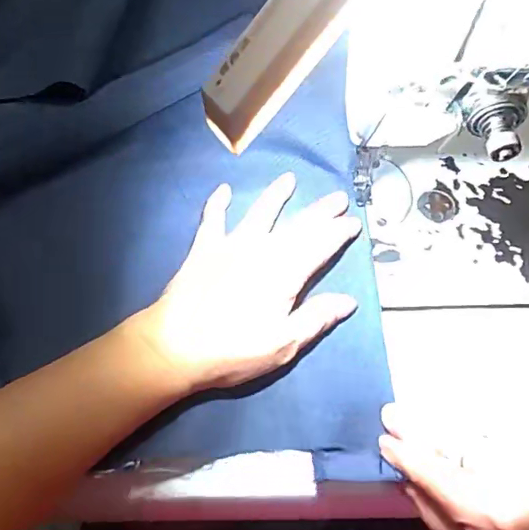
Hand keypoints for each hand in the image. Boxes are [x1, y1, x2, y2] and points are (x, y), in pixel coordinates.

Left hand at [127, 173, 362, 392]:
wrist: (174, 345)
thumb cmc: (232, 350)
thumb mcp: (282, 344)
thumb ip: (315, 319)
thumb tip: (347, 301)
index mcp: (284, 274)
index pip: (320, 246)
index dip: (338, 233)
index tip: (353, 222)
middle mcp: (260, 251)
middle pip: (297, 226)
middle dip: (320, 212)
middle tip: (337, 198)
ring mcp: (230, 246)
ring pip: (259, 213)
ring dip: (276, 196)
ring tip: (288, 179)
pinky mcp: (203, 249)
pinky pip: (212, 219)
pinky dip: (218, 203)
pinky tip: (223, 190)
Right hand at [380, 405, 528, 529]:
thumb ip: (432, 512)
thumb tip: (403, 473)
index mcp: (494, 515)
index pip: (435, 468)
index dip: (405, 451)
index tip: (385, 438)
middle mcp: (521, 477)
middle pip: (455, 436)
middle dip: (422, 426)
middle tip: (394, 414)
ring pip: (480, 424)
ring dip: (450, 420)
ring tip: (426, 419)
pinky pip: (507, 427)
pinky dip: (483, 423)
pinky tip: (468, 425)